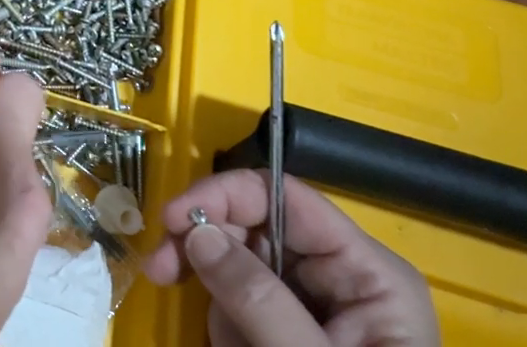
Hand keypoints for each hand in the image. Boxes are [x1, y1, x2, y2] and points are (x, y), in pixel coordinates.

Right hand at [142, 170, 438, 346]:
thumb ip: (258, 299)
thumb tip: (196, 232)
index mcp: (366, 272)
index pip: (283, 196)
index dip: (222, 195)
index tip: (170, 220)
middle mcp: (341, 276)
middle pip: (253, 224)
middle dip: (205, 247)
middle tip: (159, 271)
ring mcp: (314, 304)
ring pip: (238, 263)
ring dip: (216, 297)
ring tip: (228, 345)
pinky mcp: (290, 329)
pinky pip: (239, 302)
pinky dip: (225, 323)